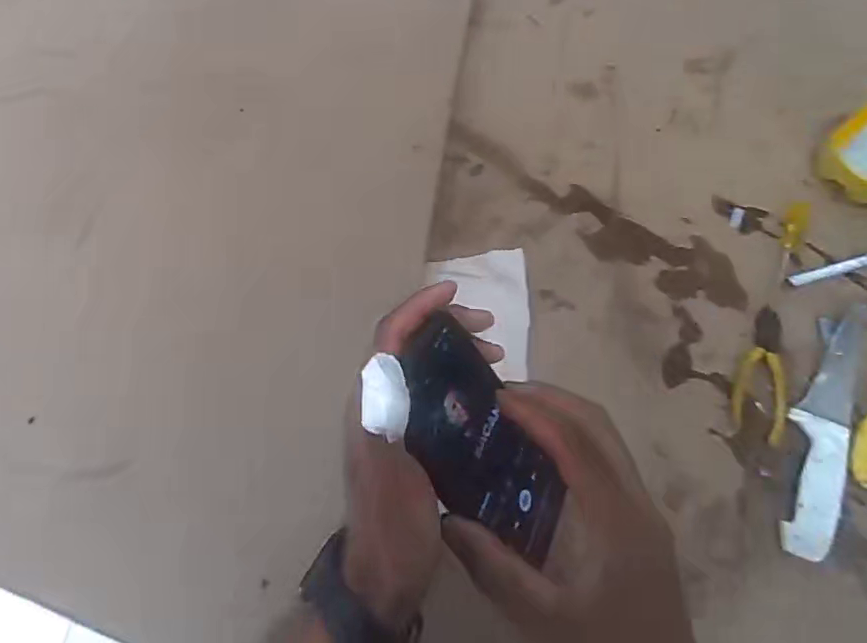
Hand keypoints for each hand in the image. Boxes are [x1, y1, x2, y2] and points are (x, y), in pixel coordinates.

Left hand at [341, 280, 501, 630]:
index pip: (390, 333)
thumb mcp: (385, 468)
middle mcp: (381, 397)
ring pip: (425, 361)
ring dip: (456, 346)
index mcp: (372, 397)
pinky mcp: (414, 434)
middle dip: (447, 322)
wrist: (386, 574)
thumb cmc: (389, 520)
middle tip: (489, 328)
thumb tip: (384, 361)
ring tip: (495, 352)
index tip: (454, 291)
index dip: (419, 306)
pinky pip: (436, 386)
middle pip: (410, 340)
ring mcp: (398, 415)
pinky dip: (460, 374)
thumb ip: (382, 417)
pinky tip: (487, 386)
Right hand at [442, 384, 694, 642]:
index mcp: (614, 518)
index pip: (574, 443)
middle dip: (552, 397)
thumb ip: (495, 568)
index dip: (536, 412)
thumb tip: (447, 520)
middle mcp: (637, 499)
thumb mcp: (541, 618)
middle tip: (508, 394)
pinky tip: (551, 448)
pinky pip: (612, 455)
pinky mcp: (645, 516)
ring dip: (568, 411)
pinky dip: (580, 434)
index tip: (499, 396)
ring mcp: (646, 505)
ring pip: (609, 435)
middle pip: (598, 424)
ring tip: (524, 409)